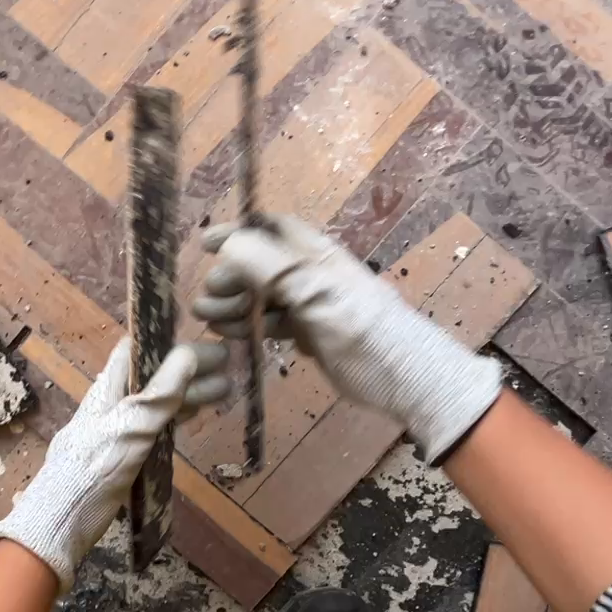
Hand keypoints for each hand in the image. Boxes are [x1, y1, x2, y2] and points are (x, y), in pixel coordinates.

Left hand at [0, 338, 227, 591]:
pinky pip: (157, 423)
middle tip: (228, 358)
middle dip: (188, 364)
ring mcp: (120, 427)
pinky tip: (198, 413)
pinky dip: (180, 415)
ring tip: (227, 387)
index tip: (197, 326)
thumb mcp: (130, 428)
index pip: (135, 347)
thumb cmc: (92, 470)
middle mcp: (114, 401)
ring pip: (159, 399)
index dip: (163, 334)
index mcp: (108, 387)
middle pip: (154, 372)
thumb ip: (159, 394)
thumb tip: (188, 353)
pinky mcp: (126, 452)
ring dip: (190, 390)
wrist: (62, 520)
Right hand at [191, 214, 502, 461]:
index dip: (237, 232)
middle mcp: (311, 276)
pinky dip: (250, 326)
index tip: (204, 244)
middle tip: (207, 302)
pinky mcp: (310, 333)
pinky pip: (272, 322)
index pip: (270, 230)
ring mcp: (311, 305)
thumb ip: (273, 269)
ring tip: (210, 321)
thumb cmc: (366, 332)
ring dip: (234, 305)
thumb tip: (229, 244)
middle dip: (230, 278)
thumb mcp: (317, 295)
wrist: (407, 380)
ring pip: (262, 296)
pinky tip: (231, 336)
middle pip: (259, 266)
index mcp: (316, 257)